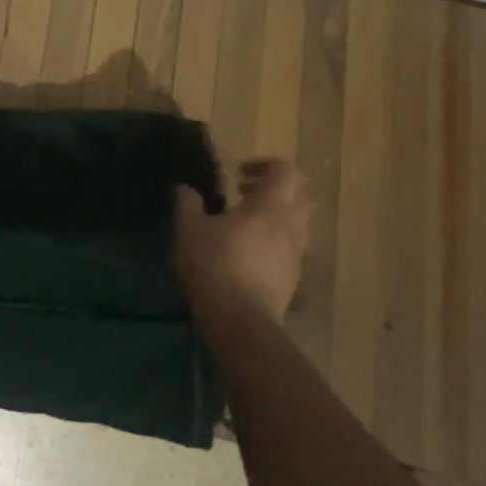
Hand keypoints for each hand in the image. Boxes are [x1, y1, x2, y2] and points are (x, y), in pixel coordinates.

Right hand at [174, 158, 311, 322]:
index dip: (264, 164)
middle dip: (273, 187)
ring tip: (241, 222)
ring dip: (274, 214)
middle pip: (298, 195)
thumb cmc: (214, 264)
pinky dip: (274, 237)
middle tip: (242, 192)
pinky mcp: (293, 277)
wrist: (241, 320)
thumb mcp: (189, 228)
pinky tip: (246, 250)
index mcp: (270, 206)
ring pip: (297, 221)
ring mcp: (297, 253)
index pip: (286, 171)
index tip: (237, 173)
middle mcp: (292, 226)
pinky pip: (290, 245)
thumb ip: (189, 203)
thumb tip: (187, 189)